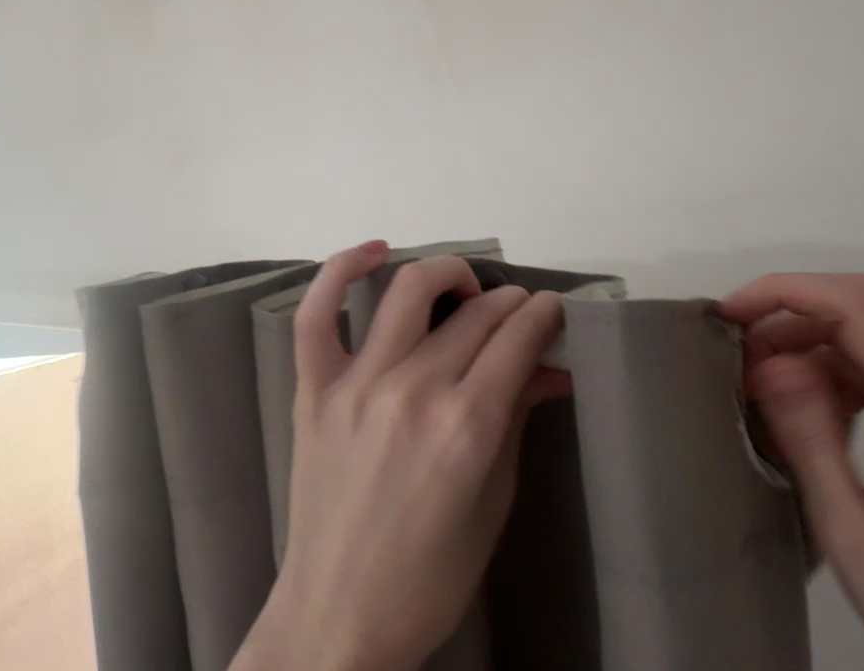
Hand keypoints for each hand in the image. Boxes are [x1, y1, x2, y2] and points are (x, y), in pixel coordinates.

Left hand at [233, 243, 568, 670]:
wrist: (338, 613)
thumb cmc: (430, 575)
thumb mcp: (493, 502)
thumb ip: (516, 420)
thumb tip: (550, 369)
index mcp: (466, 426)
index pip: (516, 339)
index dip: (541, 315)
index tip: (551, 308)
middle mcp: (413, 391)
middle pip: (474, 316)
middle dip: (507, 303)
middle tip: (517, 311)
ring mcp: (356, 385)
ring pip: (407, 293)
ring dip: (447, 273)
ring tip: (465, 284)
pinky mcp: (312, 390)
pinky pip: (317, 314)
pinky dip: (341, 270)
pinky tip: (373, 251)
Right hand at [723, 273, 863, 670]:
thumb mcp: (854, 536)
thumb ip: (811, 439)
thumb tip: (768, 360)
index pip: (863, 308)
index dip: (787, 291)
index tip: (729, 314)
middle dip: (791, 324)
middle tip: (735, 368)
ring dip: (813, 353)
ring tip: (762, 397)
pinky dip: (844, 379)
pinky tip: (814, 418)